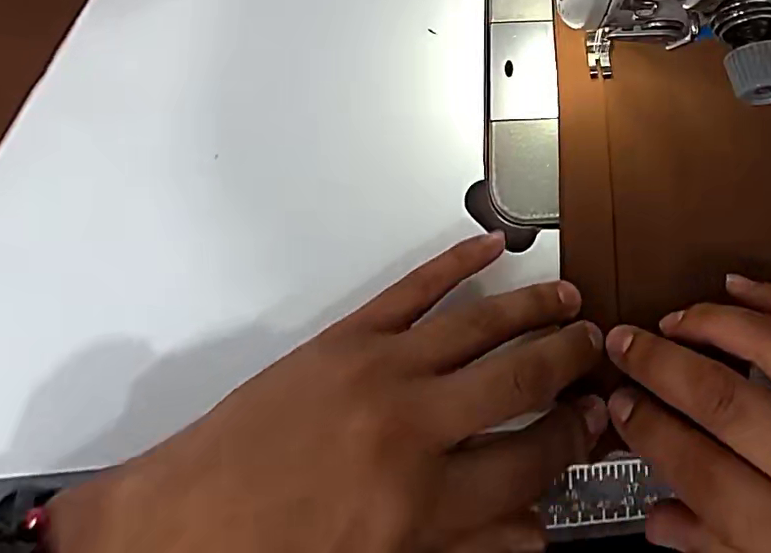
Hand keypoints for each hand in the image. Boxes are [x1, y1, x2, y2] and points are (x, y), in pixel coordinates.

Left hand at [48, 234, 606, 552]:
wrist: (173, 534)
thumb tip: (532, 537)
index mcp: (418, 507)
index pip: (527, 463)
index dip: (570, 439)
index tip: (592, 419)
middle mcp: (411, 430)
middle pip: (520, 382)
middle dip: (570, 362)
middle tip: (597, 348)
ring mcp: (382, 371)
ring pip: (482, 326)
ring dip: (534, 309)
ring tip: (569, 300)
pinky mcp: (350, 335)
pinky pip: (419, 288)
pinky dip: (460, 262)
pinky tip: (491, 247)